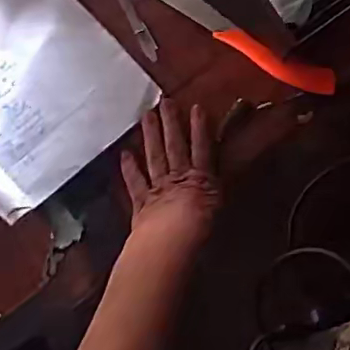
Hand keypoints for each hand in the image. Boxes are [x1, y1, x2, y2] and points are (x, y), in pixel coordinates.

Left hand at [119, 98, 220, 249]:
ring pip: (155, 157)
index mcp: (203, 181)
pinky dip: (129, 168)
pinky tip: (124, 153)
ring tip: (147, 116)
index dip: (200, 128)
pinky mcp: (142, 202)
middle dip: (172, 123)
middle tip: (166, 102)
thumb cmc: (201, 235)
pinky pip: (135, 182)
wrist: (169, 247)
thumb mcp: (220, 216)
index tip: (197, 107)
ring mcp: (158, 188)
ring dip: (151, 136)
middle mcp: (180, 179)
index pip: (203, 149)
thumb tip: (224, 190)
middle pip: (176, 146)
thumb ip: (219, 199)